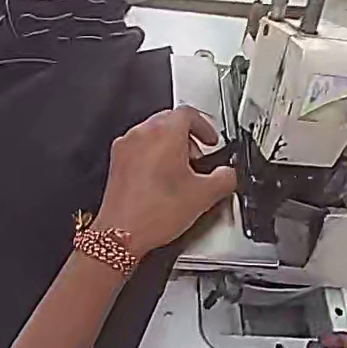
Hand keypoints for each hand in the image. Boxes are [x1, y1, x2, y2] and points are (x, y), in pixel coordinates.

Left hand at [93, 106, 236, 255]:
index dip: (205, 126)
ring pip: (153, 134)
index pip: (188, 113)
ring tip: (181, 170)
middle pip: (170, 120)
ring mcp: (126, 147)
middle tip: (199, 156)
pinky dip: (153, 156)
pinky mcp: (117, 161)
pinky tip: (162, 180)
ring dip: (170, 146)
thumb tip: (229, 174)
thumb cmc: (153, 213)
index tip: (210, 140)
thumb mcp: (204, 195)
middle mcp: (142, 134)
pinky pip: (139, 148)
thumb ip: (225, 178)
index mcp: (165, 134)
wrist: (121, 233)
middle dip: (188, 137)